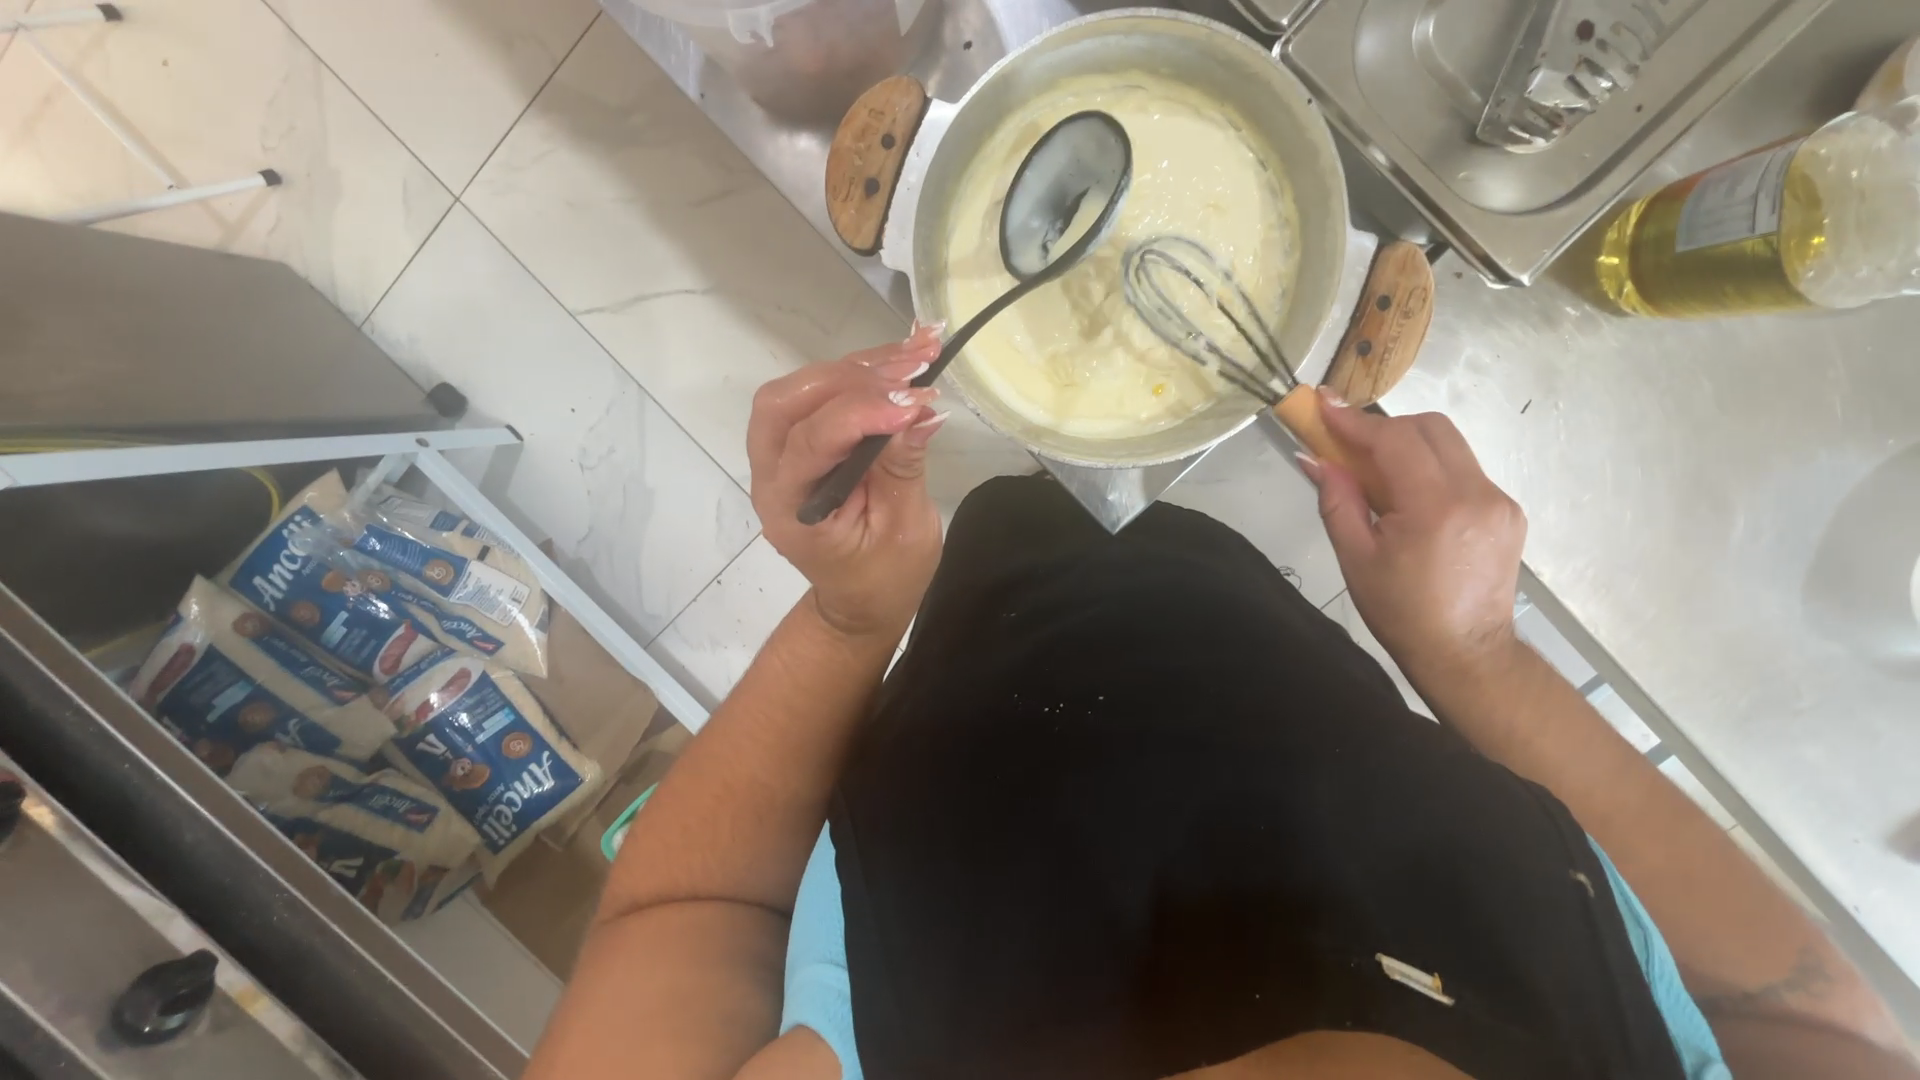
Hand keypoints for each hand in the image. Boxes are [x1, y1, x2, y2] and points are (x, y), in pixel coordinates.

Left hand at [747, 325, 948, 639]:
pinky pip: (818, 397)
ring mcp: (780, 457)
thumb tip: (919, 411)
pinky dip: (859, 375)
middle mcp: (771, 476)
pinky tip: (901, 359)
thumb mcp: (903, 531)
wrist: (861, 602)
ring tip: (917, 353)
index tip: (914, 400)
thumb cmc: (884, 578)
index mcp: (791, 509)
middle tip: (910, 370)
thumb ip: (902, 469)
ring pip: (800, 390)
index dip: (861, 414)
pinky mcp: (801, 444)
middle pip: (785, 403)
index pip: (811, 443)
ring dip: (857, 368)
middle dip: (848, 378)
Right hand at [1297, 399, 1527, 687]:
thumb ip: (1336, 500)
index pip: (1394, 441)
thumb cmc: (1400, 611)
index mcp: (1435, 508)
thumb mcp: (1355, 557)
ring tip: (1376, 473)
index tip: (1323, 404)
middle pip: (1429, 428)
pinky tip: (1408, 499)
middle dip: (1384, 427)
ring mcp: (1499, 500)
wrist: (1465, 653)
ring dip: (1407, 446)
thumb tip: (1314, 458)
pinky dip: (1429, 469)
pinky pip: (1463, 470)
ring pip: (1450, 445)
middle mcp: (1476, 493)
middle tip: (1348, 442)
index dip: (1355, 420)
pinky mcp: (1507, 511)